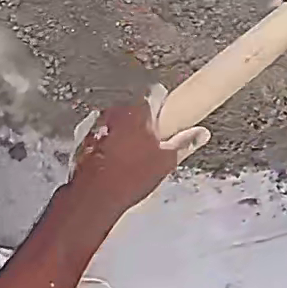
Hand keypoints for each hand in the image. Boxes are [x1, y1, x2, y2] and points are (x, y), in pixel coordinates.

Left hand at [65, 98, 208, 222]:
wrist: (95, 195)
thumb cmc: (133, 176)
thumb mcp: (166, 162)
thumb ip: (185, 143)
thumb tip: (203, 132)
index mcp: (140, 112)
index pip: (155, 93)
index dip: (162, 101)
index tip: (166, 112)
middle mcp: (118, 110)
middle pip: (134, 107)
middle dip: (141, 119)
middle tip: (149, 141)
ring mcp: (98, 121)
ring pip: (116, 118)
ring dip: (122, 127)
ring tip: (128, 153)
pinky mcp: (83, 135)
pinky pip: (100, 130)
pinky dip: (106, 138)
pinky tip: (110, 157)